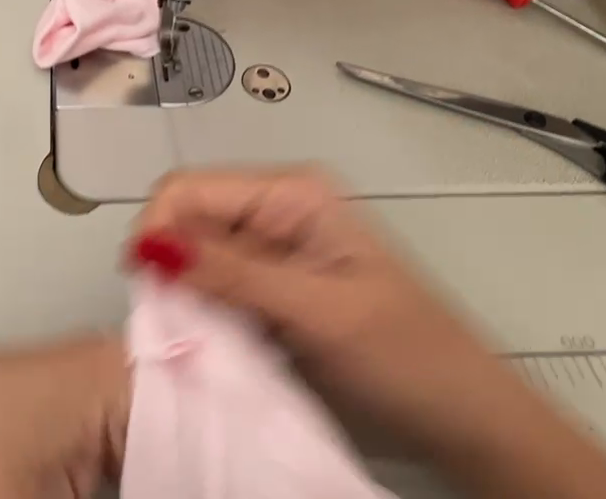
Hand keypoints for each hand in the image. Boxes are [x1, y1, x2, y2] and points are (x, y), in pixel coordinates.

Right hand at [130, 167, 513, 458]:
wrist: (465, 417)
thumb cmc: (408, 355)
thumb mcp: (319, 312)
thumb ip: (234, 275)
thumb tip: (151, 243)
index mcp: (290, 193)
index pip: (191, 189)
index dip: (155, 226)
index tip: (140, 284)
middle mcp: (274, 211)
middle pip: (188, 222)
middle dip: (168, 267)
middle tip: (167, 326)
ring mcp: (272, 253)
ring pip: (195, 260)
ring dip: (184, 298)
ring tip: (190, 342)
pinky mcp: (270, 290)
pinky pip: (214, 293)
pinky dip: (202, 318)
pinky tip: (210, 346)